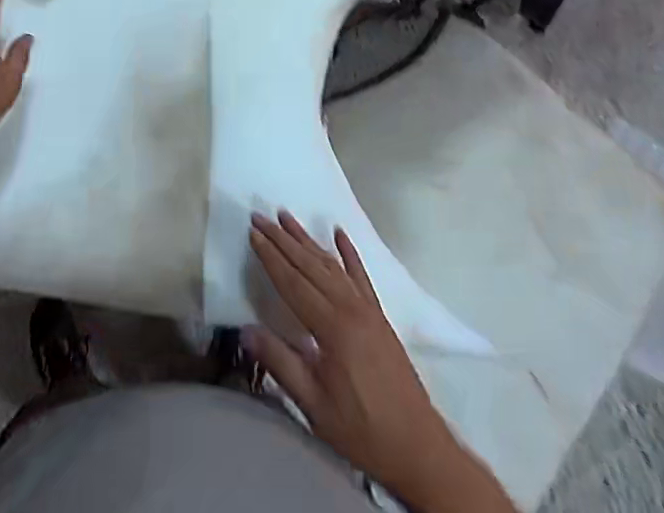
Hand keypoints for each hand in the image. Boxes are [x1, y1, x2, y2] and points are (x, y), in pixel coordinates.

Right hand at [246, 211, 512, 512]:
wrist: (419, 448)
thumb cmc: (361, 429)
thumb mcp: (313, 404)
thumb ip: (280, 363)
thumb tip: (244, 330)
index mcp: (333, 328)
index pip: (293, 283)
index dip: (270, 257)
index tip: (252, 233)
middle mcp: (351, 310)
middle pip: (310, 267)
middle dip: (283, 240)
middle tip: (260, 216)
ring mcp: (368, 311)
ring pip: (332, 266)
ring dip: (308, 240)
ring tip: (287, 217)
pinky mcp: (380, 318)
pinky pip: (361, 277)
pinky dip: (349, 253)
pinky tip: (339, 234)